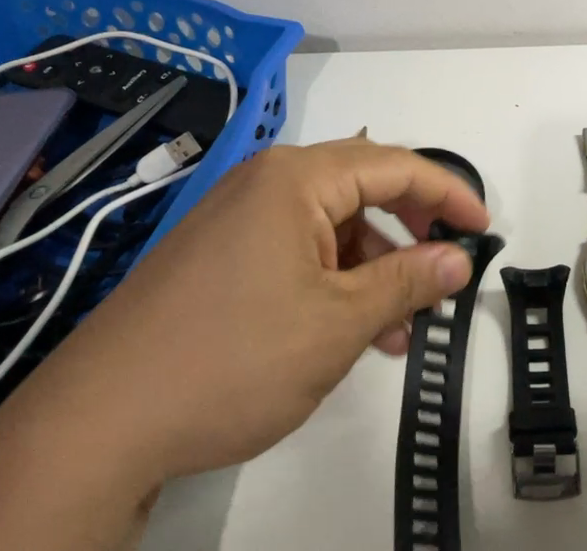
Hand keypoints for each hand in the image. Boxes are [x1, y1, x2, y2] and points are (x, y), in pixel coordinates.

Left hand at [0, 139, 489, 550]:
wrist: (101, 420)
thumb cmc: (234, 359)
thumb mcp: (338, 323)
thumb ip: (408, 282)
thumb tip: (458, 257)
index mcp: (295, 178)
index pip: (395, 165)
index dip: (449, 194)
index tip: (486, 229)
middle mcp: (264, 182)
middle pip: (361, 190)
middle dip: (409, 234)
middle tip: (444, 274)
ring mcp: (234, 218)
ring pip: (329, 228)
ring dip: (371, 270)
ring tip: (394, 331)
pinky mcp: (216, 255)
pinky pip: (294, 251)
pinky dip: (330, 283)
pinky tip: (345, 333)